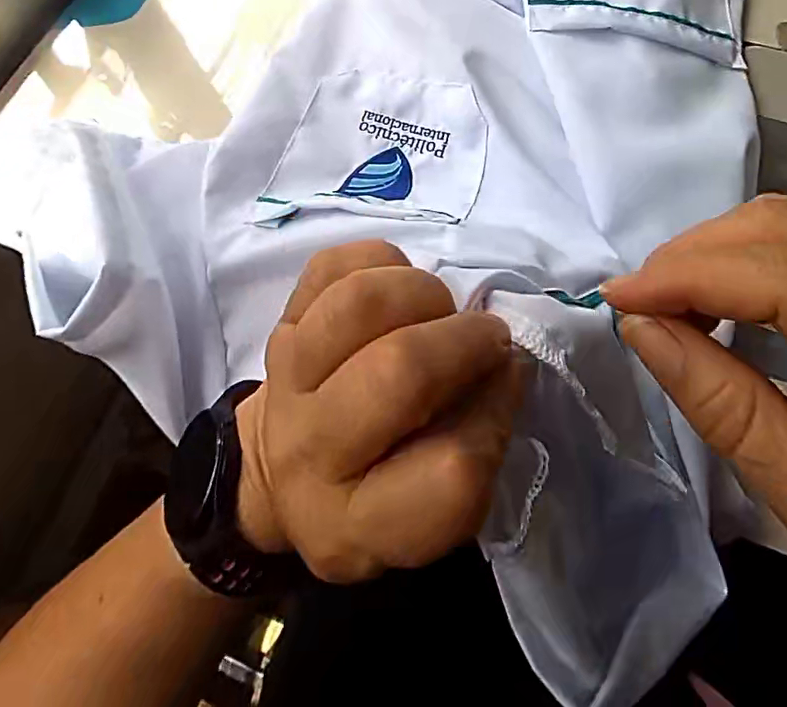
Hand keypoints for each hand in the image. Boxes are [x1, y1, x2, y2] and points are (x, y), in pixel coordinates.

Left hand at [233, 241, 522, 583]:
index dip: (495, 416)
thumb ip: (477, 444)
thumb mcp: (430, 513)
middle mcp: (310, 445)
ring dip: (421, 292)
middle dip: (463, 341)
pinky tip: (396, 285)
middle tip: (487, 337)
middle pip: (397, 370)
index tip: (504, 385)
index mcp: (357, 524)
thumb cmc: (373, 490)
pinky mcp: (280, 322)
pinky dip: (379, 262)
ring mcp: (286, 374)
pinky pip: (329, 266)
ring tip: (438, 309)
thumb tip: (506, 360)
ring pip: (360, 302)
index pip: (451, 472)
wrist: (280, 468)